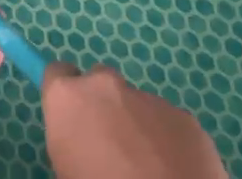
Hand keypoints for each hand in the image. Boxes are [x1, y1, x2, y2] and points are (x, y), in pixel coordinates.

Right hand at [41, 63, 226, 178]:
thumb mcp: (64, 167)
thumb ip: (68, 137)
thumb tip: (80, 136)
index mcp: (67, 96)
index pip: (57, 73)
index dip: (67, 94)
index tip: (74, 117)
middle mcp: (105, 85)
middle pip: (100, 82)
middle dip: (105, 105)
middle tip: (112, 145)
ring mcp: (147, 98)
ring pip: (137, 104)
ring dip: (138, 125)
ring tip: (148, 166)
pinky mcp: (184, 117)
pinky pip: (169, 123)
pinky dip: (168, 140)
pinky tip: (173, 169)